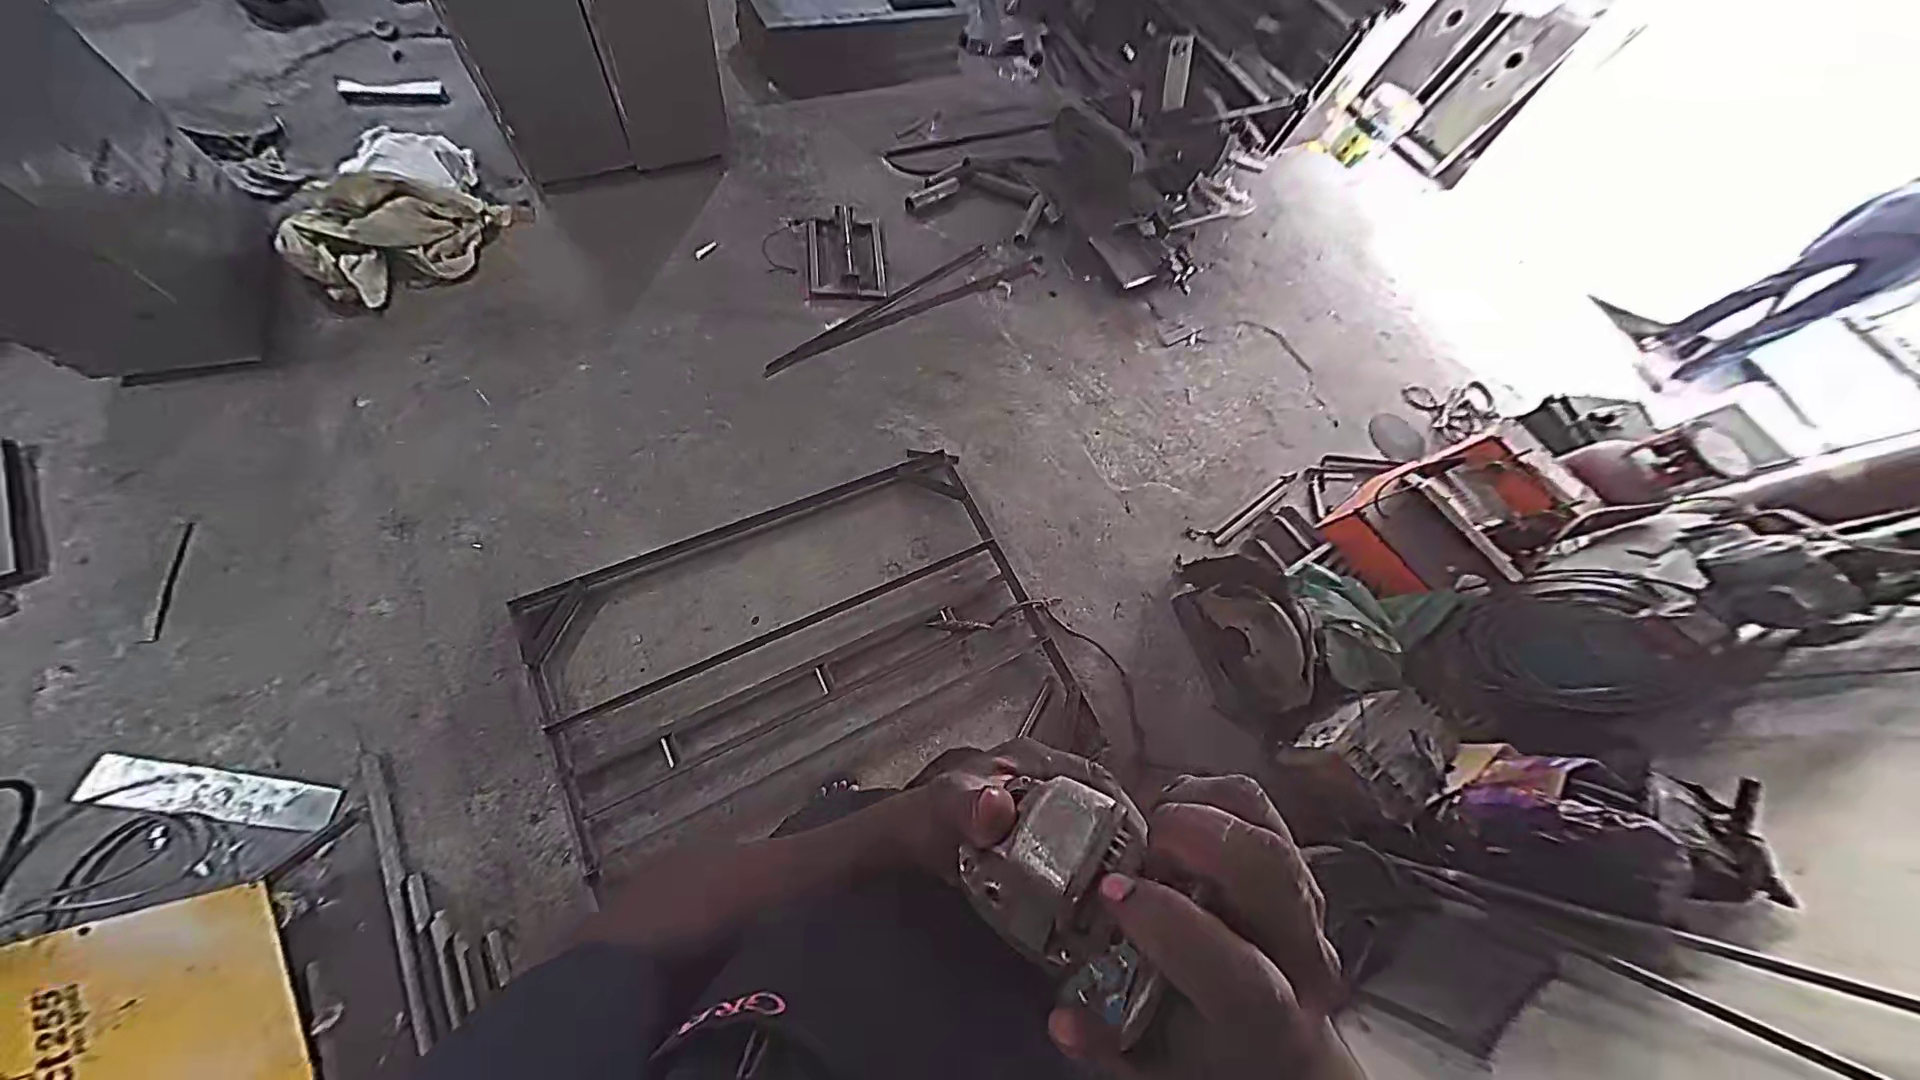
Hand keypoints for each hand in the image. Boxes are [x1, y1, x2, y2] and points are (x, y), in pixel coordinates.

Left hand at [892, 737, 1144, 880]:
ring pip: (1089, 830)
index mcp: (1029, 759)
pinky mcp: (1032, 838)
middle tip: (1139, 883)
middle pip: (1098, 805)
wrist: (905, 842)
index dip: (1122, 804)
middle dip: (1122, 840)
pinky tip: (1089, 907)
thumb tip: (996, 806)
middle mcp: (1041, 778)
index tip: (1142, 844)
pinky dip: (1082, 876)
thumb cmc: (926, 817)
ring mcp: (1038, 809)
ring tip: (1122, 900)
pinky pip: (1069, 853)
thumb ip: (965, 807)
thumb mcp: (943, 807)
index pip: (1092, 774)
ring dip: (1105, 861)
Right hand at [1047, 775, 1361, 1079]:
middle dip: (1199, 835)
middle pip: (1271, 870)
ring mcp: (1300, 901)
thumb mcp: (1160, 1063)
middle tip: (1147, 839)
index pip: (1238, 972)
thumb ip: (1110, 1042)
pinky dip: (1208, 790)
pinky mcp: (1290, 861)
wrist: (1281, 1045)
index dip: (1172, 925)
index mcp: (1266, 1018)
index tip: (1114, 894)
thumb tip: (1063, 1019)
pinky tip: (1174, 807)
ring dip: (1201, 804)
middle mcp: (1298, 954)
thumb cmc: (1217, 1053)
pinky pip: (1255, 802)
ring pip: (1265, 822)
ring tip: (1154, 821)